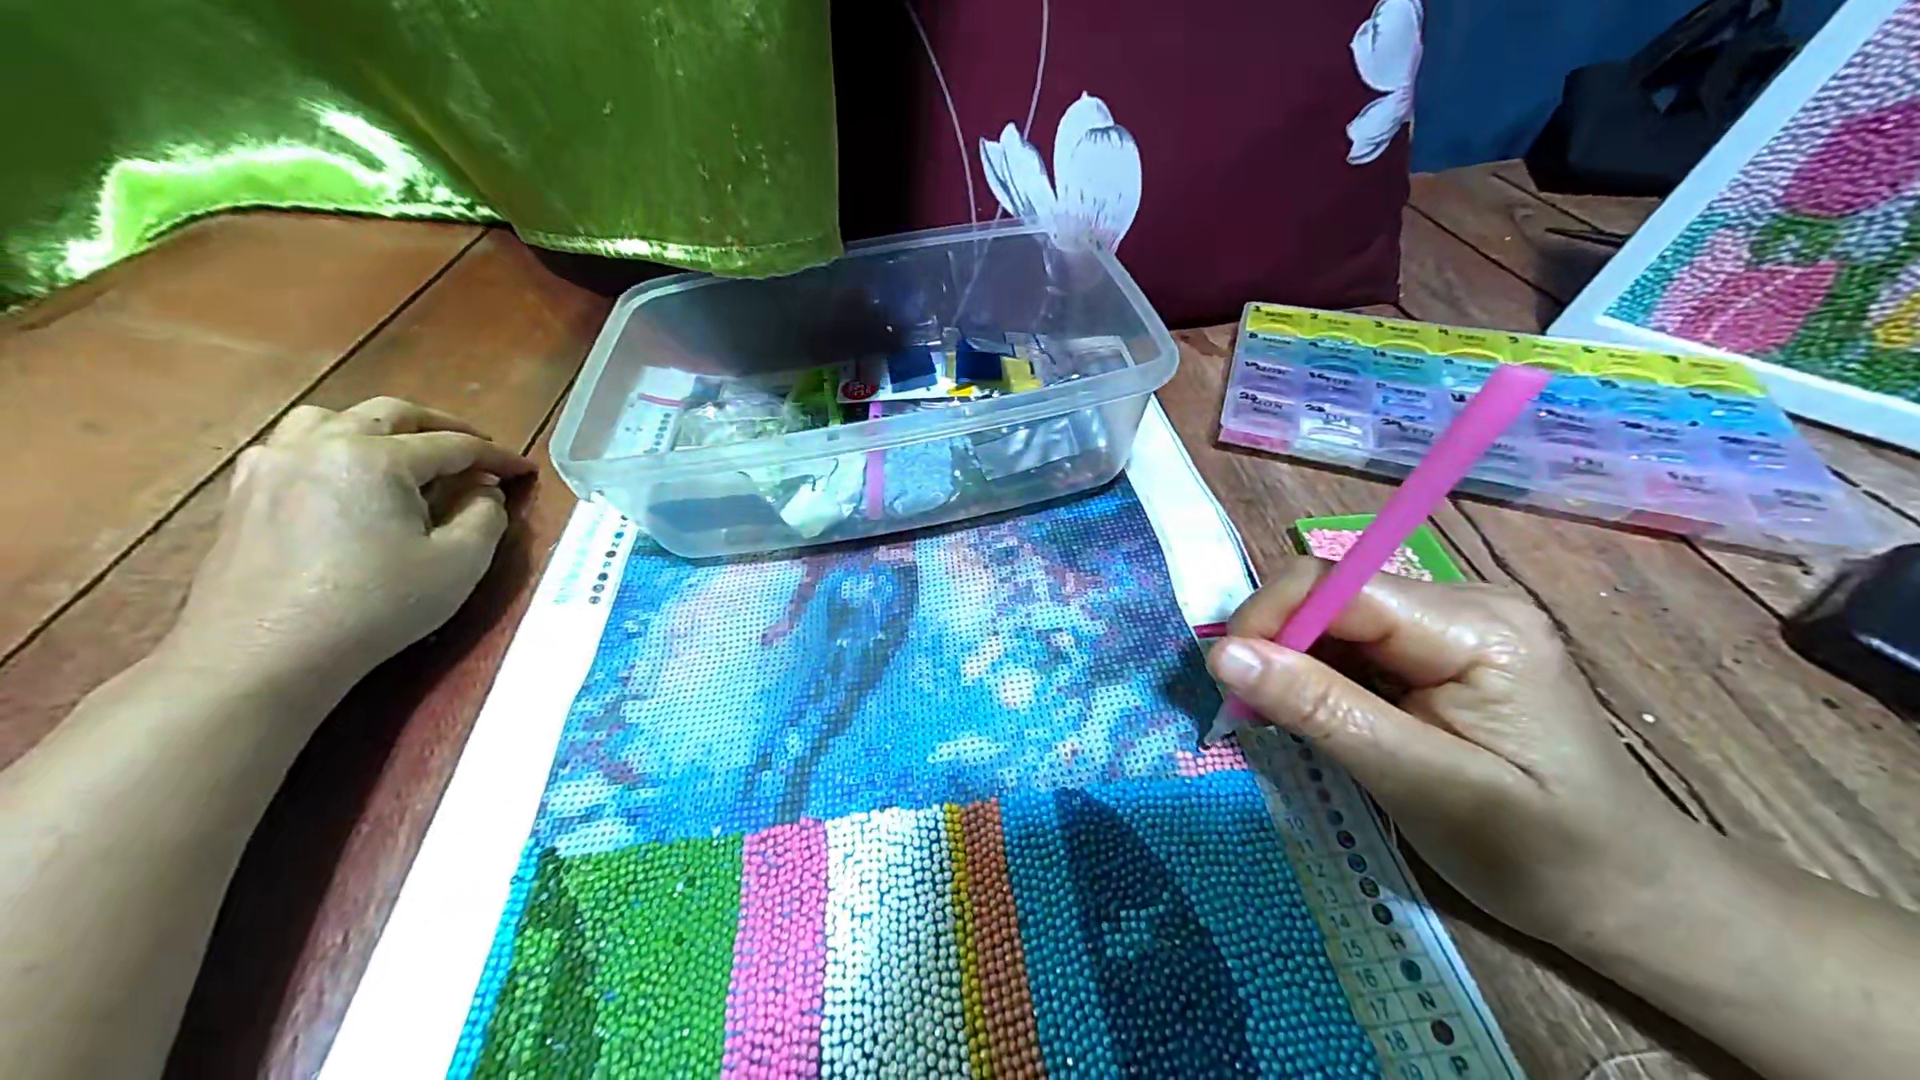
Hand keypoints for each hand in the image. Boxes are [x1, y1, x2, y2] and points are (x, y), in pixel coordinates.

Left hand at [167, 397, 533, 687]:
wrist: (266, 655)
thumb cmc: (376, 605)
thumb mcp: (459, 562)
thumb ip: (486, 515)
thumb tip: (484, 491)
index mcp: (374, 457)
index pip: (453, 445)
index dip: (497, 457)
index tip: (525, 470)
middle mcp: (319, 445)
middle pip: (392, 415)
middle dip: (444, 428)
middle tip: (478, 452)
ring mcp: (274, 465)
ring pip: (334, 418)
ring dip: (383, 428)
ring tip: (410, 455)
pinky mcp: (246, 492)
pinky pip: (295, 446)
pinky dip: (335, 447)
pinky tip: (351, 478)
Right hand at [1208, 557, 1702, 947]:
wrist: (1627, 894)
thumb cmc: (1537, 851)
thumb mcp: (1419, 782)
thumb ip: (1320, 710)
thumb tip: (1223, 654)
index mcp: (1475, 626)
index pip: (1336, 586)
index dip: (1269, 619)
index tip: (1229, 680)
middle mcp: (1463, 603)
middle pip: (1330, 595)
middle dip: (1276, 644)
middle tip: (1253, 710)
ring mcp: (1450, 622)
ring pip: (1332, 618)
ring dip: (1292, 662)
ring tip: (1286, 720)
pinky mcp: (1434, 648)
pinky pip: (1350, 642)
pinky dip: (1316, 675)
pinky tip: (1322, 715)